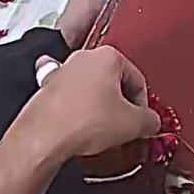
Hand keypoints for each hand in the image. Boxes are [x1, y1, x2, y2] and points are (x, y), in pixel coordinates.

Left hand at [13, 46, 159, 159]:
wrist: (42, 137)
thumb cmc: (82, 122)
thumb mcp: (132, 124)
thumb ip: (150, 120)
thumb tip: (151, 122)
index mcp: (108, 56)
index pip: (137, 79)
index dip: (142, 104)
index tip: (140, 120)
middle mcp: (84, 57)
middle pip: (114, 81)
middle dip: (120, 104)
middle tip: (123, 126)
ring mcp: (63, 69)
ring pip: (92, 87)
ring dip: (99, 106)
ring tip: (100, 129)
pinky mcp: (47, 86)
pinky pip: (70, 96)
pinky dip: (76, 107)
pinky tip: (78, 123)